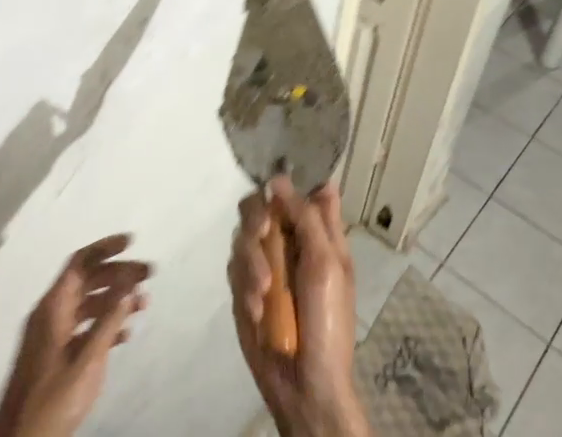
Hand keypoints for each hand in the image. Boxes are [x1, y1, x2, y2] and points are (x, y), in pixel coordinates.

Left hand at [0, 234, 150, 436]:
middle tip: (149, 274)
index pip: (79, 263)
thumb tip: (128, 283)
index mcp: (52, 307)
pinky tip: (126, 333)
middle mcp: (50, 313)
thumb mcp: (85, 360)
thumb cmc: (52, 398)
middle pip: (86, 280)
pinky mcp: (57, 355)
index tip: (131, 242)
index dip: (105, 248)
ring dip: (115, 300)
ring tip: (144, 303)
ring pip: (87, 304)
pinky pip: (84, 327)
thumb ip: (107, 321)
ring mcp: (52, 334)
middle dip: (117, 273)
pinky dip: (105, 323)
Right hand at [229, 178, 368, 436]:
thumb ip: (307, 219)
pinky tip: (259, 312)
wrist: (304, 383)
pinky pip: (233, 269)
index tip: (273, 183)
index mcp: (318, 235)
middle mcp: (289, 243)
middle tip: (260, 236)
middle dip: (257, 220)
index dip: (286, 182)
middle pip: (261, 206)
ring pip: (243, 237)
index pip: (299, 192)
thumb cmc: (327, 323)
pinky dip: (245, 289)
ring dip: (253, 264)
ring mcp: (265, 265)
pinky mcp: (244, 288)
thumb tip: (280, 177)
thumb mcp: (327, 265)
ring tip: (265, 294)